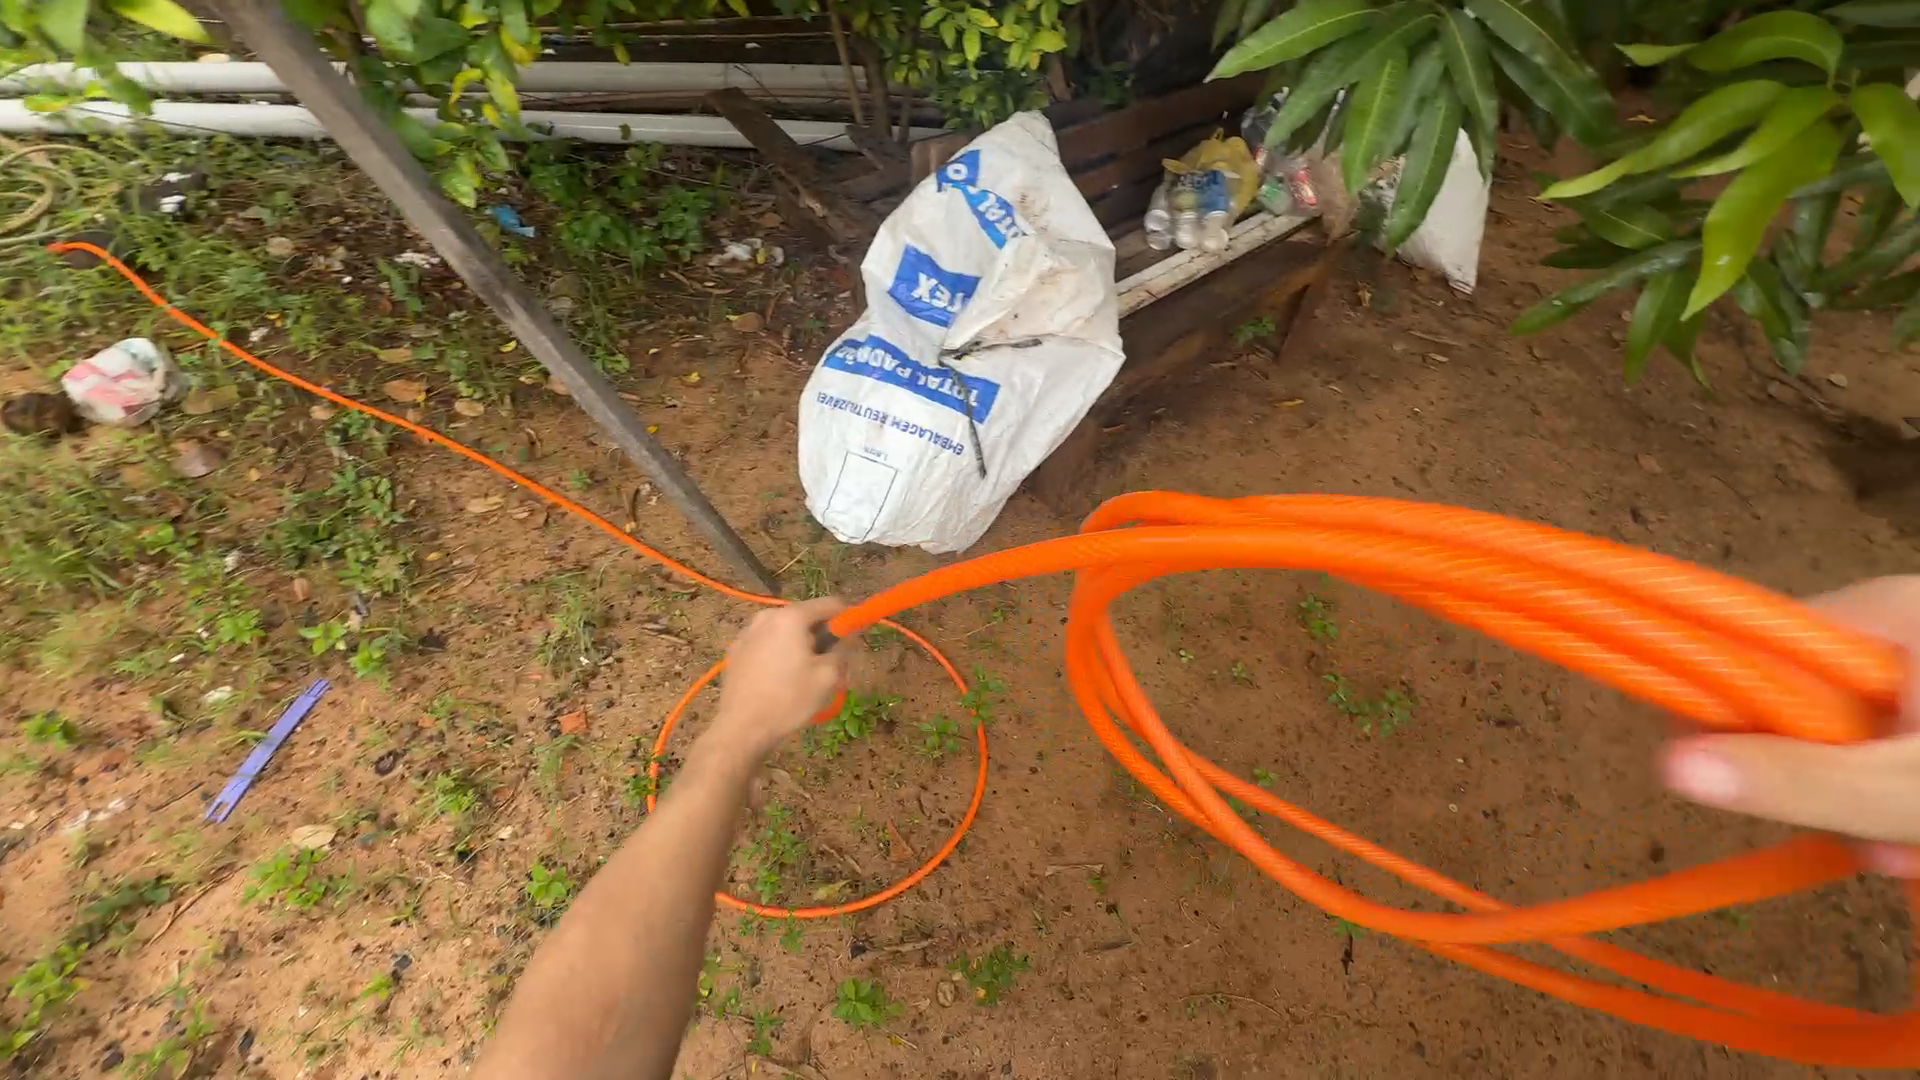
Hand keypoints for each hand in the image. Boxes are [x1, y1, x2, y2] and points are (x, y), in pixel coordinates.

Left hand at [705, 597, 850, 762]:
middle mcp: (766, 616)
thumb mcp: (828, 676)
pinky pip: (768, 643)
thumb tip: (850, 635)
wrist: (741, 729)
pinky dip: (780, 653)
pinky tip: (780, 680)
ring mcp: (747, 632)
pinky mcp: (736, 650)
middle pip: (806, 617)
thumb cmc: (789, 700)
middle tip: (831, 665)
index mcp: (791, 618)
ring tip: (805, 676)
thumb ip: (843, 648)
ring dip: (801, 645)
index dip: (847, 619)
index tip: (854, 640)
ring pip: (786, 630)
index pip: (830, 604)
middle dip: (823, 636)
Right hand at [1660, 576, 1919, 874]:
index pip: (1742, 652)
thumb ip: (1801, 778)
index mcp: (1878, 611)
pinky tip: (1913, 829)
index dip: (1725, 716)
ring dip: (1855, 795)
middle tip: (1866, 842)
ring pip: (1836, 726)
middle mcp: (1888, 622)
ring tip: (1904, 850)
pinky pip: (1875, 735)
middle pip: (1789, 696)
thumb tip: (1663, 765)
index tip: (1740, 782)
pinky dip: (1886, 786)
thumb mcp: (1914, 790)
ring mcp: (1913, 655)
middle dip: (1813, 775)